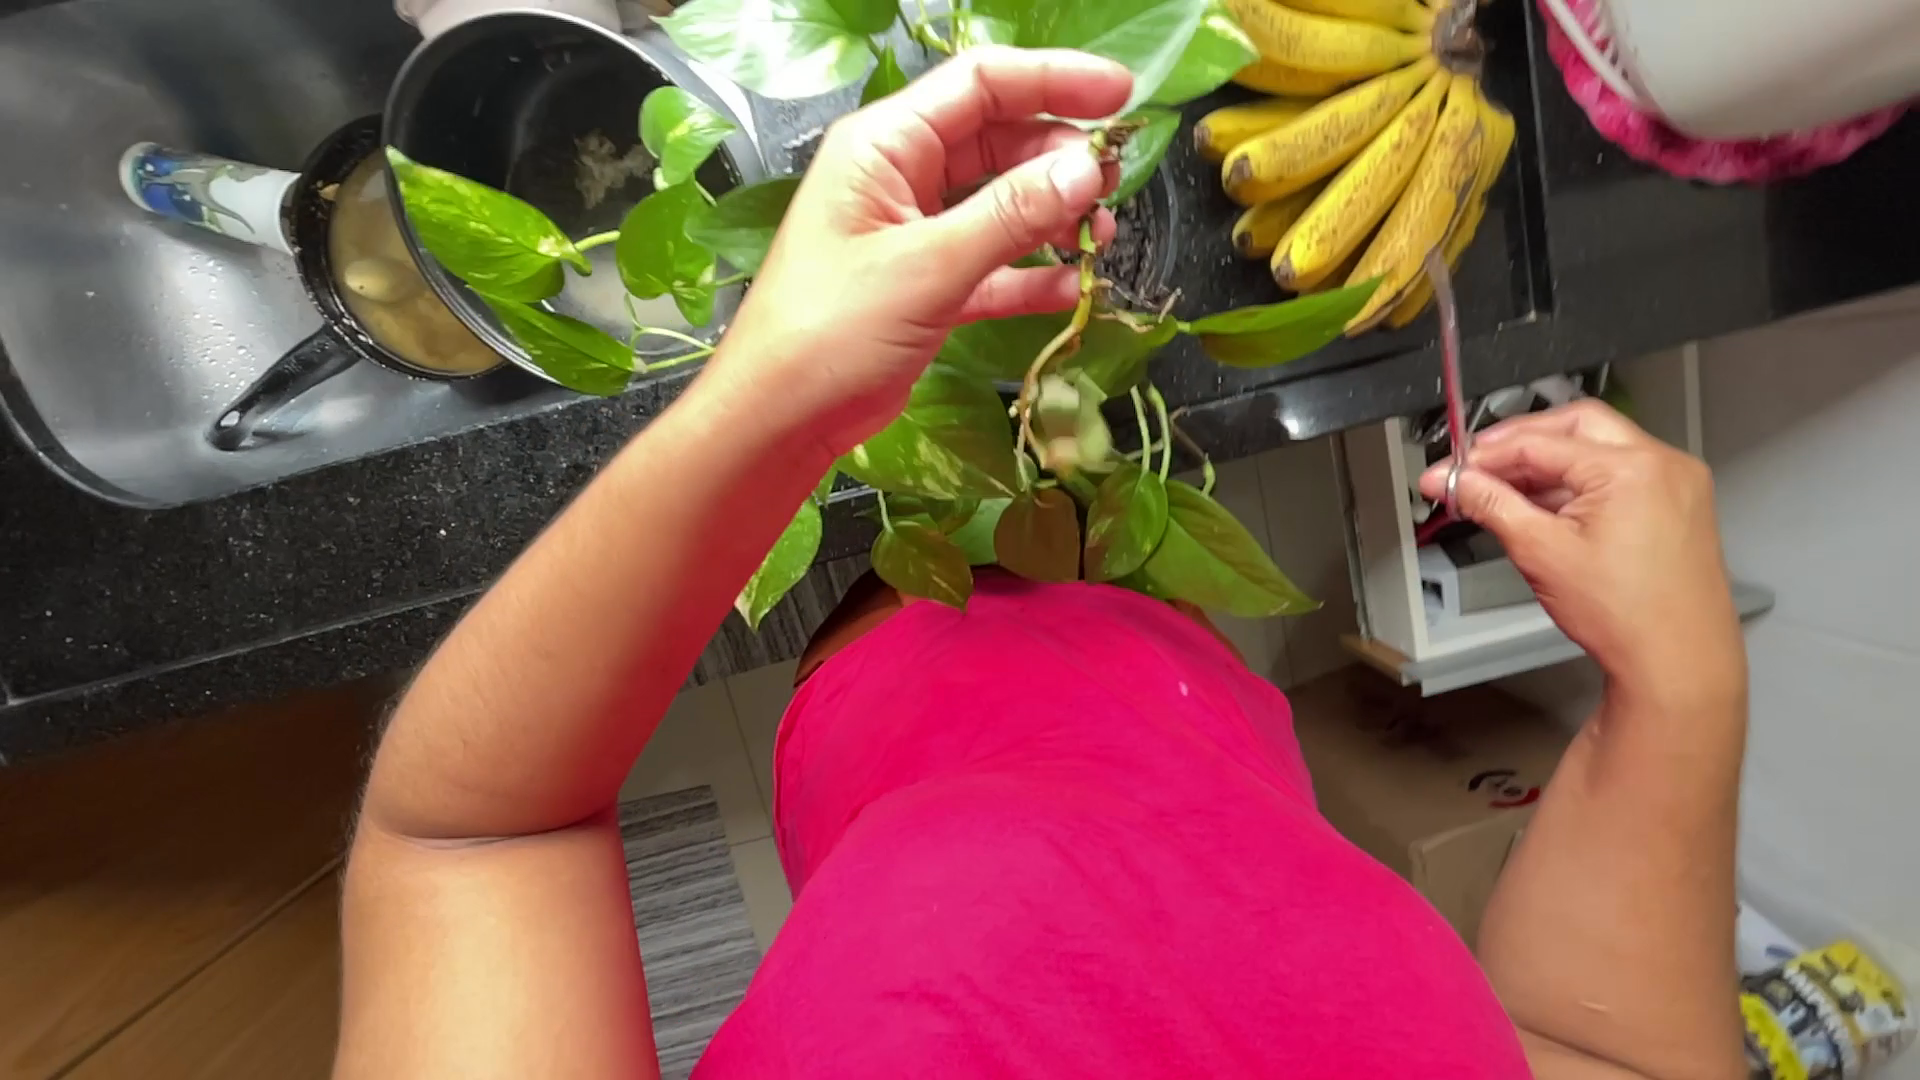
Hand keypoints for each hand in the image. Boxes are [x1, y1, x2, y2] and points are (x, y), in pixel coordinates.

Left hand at [703, 47, 1131, 459]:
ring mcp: (916, 237)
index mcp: (887, 146)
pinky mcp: (928, 290)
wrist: (786, 415)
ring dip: (1051, 220)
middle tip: (1111, 187)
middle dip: (1058, 161)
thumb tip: (1085, 169)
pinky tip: (1068, 288)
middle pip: (998, 145)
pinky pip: (992, 269)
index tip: (1120, 97)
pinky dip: (1029, 277)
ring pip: (999, 209)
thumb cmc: (833, 329)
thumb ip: (1009, 215)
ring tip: (1098, 239)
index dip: (1054, 82)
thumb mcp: (928, 265)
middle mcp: (902, 180)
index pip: (982, 85)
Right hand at [1420, 401, 1745, 708]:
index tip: (1445, 473)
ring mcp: (1671, 482)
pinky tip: (1534, 505)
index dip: (1481, 457)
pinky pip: (1611, 473)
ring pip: (1592, 447)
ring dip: (1541, 463)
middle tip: (1473, 466)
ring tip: (1497, 492)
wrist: (1675, 657)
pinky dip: (1568, 481)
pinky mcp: (1671, 502)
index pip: (1537, 442)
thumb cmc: (1622, 610)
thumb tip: (1450, 481)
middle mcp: (1661, 464)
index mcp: (1632, 469)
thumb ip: (1489, 504)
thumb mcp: (1538, 549)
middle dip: (1517, 442)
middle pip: (1573, 425)